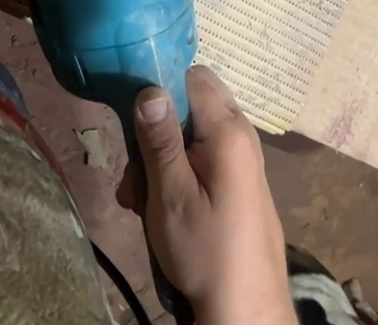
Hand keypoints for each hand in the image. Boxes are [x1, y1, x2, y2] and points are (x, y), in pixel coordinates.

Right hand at [133, 66, 294, 324]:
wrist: (246, 312)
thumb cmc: (205, 251)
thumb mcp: (171, 195)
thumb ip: (159, 139)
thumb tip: (148, 86)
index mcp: (228, 131)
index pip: (191, 75)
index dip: (159, 85)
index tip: (131, 114)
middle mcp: (241, 134)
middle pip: (191, 102)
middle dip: (157, 126)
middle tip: (134, 165)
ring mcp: (242, 158)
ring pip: (192, 132)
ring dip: (161, 155)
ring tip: (139, 197)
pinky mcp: (239, 181)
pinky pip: (203, 156)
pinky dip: (179, 171)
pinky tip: (158, 206)